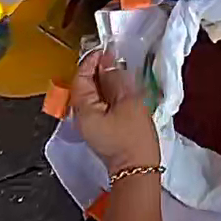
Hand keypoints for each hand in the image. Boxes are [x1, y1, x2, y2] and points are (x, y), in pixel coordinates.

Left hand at [72, 49, 158, 173]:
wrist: (139, 170)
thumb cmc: (133, 136)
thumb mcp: (127, 102)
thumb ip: (115, 79)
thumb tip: (107, 63)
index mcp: (83, 109)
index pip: (80, 77)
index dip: (91, 61)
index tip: (106, 50)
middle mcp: (81, 116)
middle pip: (84, 85)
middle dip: (97, 69)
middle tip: (114, 57)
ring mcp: (90, 124)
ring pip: (93, 94)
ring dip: (104, 80)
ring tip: (120, 69)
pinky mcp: (101, 128)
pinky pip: (100, 104)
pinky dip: (109, 92)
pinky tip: (121, 87)